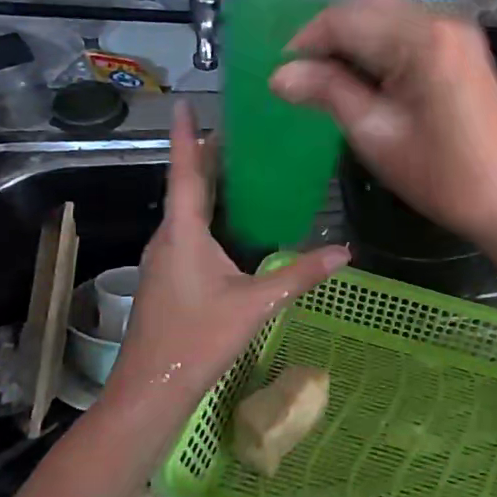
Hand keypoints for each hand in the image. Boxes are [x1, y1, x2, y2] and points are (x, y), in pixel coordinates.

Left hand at [106, 103, 348, 409]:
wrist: (150, 392)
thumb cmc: (197, 339)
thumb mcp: (256, 303)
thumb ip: (301, 274)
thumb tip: (346, 250)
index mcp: (183, 234)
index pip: (185, 174)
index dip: (184, 138)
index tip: (184, 104)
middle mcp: (169, 239)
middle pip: (187, 186)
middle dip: (207, 156)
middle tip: (240, 129)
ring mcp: (166, 259)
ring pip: (188, 210)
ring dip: (210, 184)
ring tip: (243, 166)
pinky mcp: (170, 277)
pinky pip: (191, 230)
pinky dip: (211, 211)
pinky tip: (236, 220)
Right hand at [269, 0, 496, 252]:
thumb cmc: (442, 175)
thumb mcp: (377, 135)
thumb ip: (329, 93)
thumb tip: (280, 74)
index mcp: (422, 39)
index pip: (346, 18)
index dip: (307, 40)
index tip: (281, 71)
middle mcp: (444, 21)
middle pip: (370, 8)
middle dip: (331, 34)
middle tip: (303, 73)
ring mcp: (461, 33)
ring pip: (391, 16)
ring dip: (356, 37)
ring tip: (329, 76)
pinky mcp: (467, 48)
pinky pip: (413, 30)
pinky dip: (384, 44)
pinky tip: (368, 74)